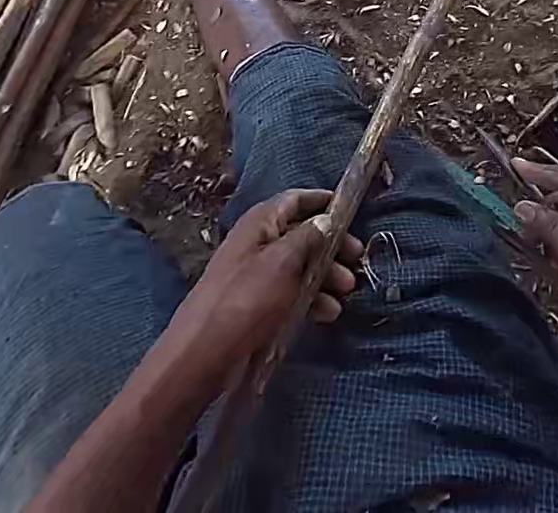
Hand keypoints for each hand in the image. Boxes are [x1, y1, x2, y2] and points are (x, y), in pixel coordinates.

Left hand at [163, 189, 362, 390]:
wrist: (200, 359)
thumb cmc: (246, 300)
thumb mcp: (283, 262)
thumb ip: (309, 236)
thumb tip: (326, 220)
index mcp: (260, 223)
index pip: (296, 199)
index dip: (324, 202)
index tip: (352, 212)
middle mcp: (258, 243)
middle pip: (303, 233)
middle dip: (332, 246)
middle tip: (357, 259)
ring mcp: (256, 275)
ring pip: (300, 265)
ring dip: (326, 275)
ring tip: (346, 291)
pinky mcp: (256, 304)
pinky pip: (291, 292)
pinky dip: (311, 298)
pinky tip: (327, 313)